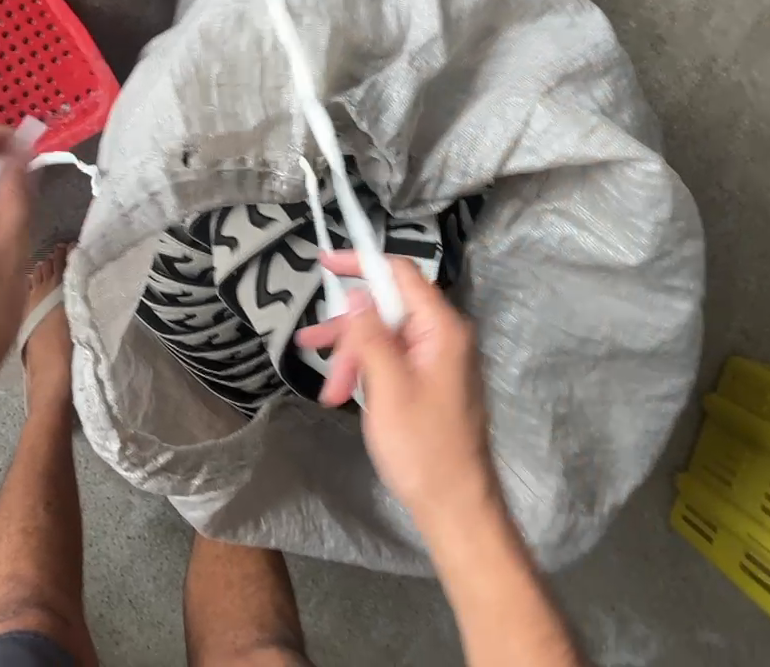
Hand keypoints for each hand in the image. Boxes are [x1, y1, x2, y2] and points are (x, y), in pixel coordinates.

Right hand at [295, 253, 499, 526]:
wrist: (455, 506)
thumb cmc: (423, 447)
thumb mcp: (388, 387)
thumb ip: (371, 335)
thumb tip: (357, 294)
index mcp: (441, 329)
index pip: (401, 274)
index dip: (362, 262)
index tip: (325, 263)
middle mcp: (442, 336)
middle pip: (386, 308)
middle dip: (349, 329)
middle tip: (314, 347)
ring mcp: (435, 359)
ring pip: (383, 335)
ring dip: (351, 356)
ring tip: (327, 387)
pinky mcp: (427, 379)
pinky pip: (390, 358)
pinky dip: (365, 370)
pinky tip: (342, 392)